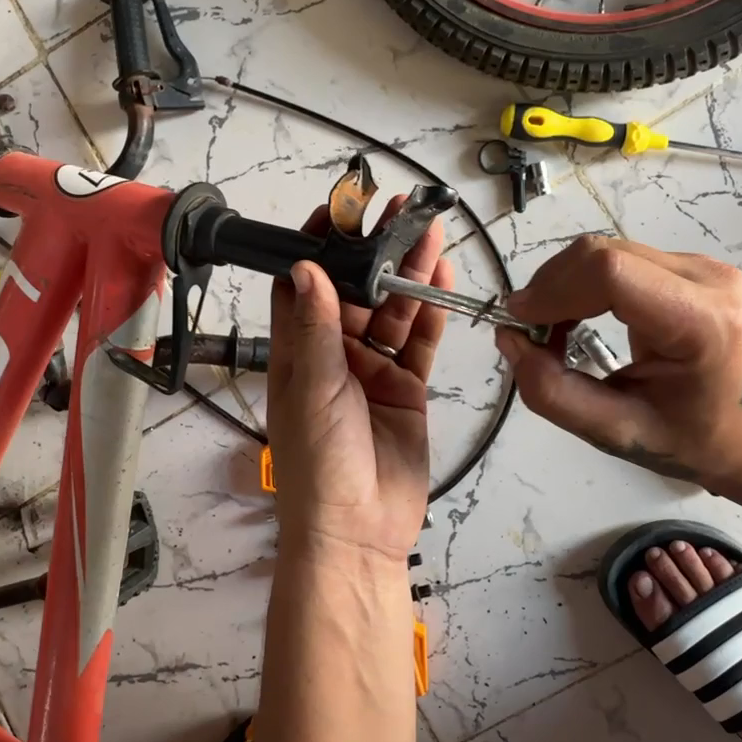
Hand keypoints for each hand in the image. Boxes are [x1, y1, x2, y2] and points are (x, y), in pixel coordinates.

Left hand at [266, 199, 451, 561]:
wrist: (359, 532)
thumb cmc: (321, 460)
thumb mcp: (314, 387)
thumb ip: (316, 326)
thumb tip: (305, 264)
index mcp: (298, 350)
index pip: (302, 286)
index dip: (318, 247)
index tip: (337, 210)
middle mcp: (334, 353)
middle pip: (356, 290)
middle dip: (376, 250)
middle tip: (398, 209)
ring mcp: (373, 369)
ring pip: (394, 308)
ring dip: (410, 272)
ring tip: (430, 231)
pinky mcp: (407, 387)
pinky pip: (420, 340)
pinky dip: (432, 310)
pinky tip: (442, 275)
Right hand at [493, 235, 741, 492]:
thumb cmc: (690, 440)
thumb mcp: (616, 433)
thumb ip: (554, 392)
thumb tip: (509, 338)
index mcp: (703, 324)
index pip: (613, 275)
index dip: (555, 289)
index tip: (520, 321)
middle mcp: (708, 279)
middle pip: (603, 254)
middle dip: (553, 287)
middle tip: (534, 334)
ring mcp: (702, 266)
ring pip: (604, 250)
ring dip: (564, 284)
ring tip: (554, 331)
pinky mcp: (688, 264)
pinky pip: (617, 257)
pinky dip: (582, 282)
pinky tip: (577, 316)